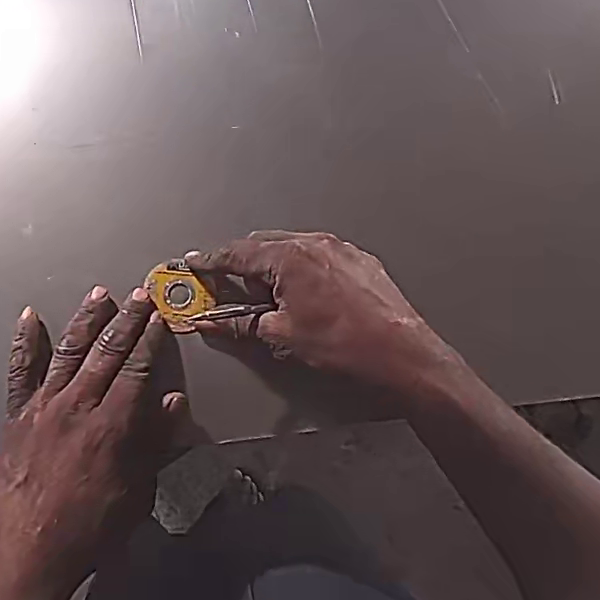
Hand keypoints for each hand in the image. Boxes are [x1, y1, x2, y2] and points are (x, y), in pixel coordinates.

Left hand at [0, 286, 187, 599]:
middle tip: (139, 294)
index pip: (136, 370)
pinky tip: (29, 317)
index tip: (160, 317)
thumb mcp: (135, 495)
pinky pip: (20, 372)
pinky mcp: (15, 417)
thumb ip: (155, 444)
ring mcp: (41, 409)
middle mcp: (76, 408)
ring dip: (87, 320)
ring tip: (101, 293)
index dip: (151, 341)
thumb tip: (174, 401)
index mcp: (109, 428)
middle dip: (127, 320)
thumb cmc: (86, 535)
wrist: (21, 562)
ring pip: (68, 352)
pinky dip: (25, 342)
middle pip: (106, 353)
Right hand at [187, 230, 463, 403]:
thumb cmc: (346, 345)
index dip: (211, 261)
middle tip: (230, 289)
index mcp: (289, 257)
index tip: (195, 263)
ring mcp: (340, 248)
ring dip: (274, 266)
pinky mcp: (359, 259)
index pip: (237, 253)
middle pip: (263, 245)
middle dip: (243, 265)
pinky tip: (305, 295)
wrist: (403, 356)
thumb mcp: (282, 336)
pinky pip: (319, 255)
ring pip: (292, 248)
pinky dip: (302, 268)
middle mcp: (314, 243)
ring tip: (272, 299)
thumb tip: (215, 322)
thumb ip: (241, 324)